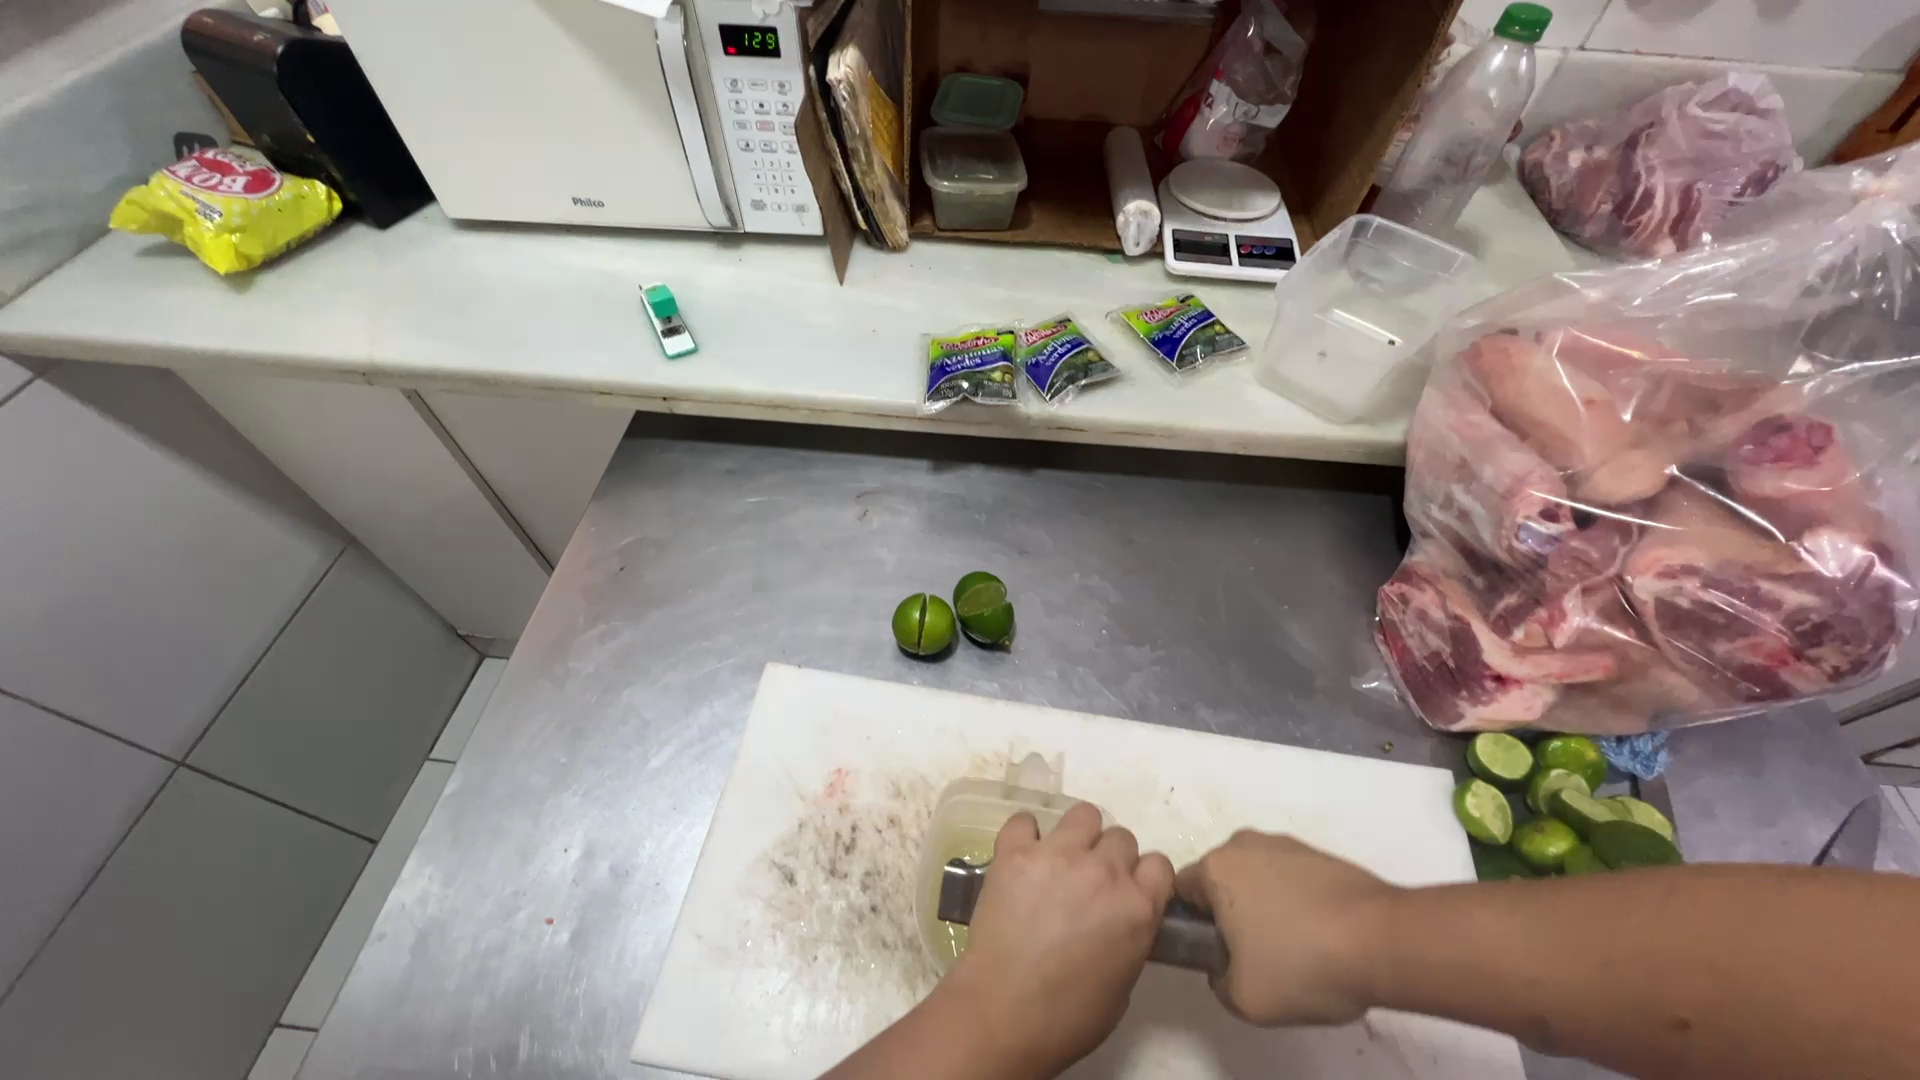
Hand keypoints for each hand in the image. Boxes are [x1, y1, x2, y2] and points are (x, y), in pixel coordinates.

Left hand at [932, 802, 1174, 1077]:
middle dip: (1110, 857)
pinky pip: (1024, 820)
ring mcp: (1057, 855)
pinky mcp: (1015, 852)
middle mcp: (1103, 871)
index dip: (1144, 877)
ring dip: (1077, 835)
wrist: (1002, 1014)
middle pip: (1121, 837)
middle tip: (1089, 883)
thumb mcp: (1124, 983)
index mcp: (1137, 907)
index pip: (1159, 864)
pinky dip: (1024, 835)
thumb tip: (1122, 916)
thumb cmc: (1068, 1016)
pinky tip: (1022, 856)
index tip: (1129, 890)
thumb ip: (1132, 935)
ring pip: (1083, 814)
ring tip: (1060, 860)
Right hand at [1175, 831, 1395, 1026]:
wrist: (1384, 941)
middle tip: (1255, 958)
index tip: (1215, 955)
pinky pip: (1291, 880)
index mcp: (1215, 868)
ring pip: (1257, 880)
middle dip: (1229, 915)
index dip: (1192, 926)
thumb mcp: (1244, 999)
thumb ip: (1218, 981)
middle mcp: (1243, 845)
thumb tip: (1225, 967)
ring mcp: (1285, 845)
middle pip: (1220, 882)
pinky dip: (1297, 904)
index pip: (1180, 892)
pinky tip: (1322, 937)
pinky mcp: (1320, 854)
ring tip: (1296, 949)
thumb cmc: (1302, 964)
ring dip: (1265, 907)